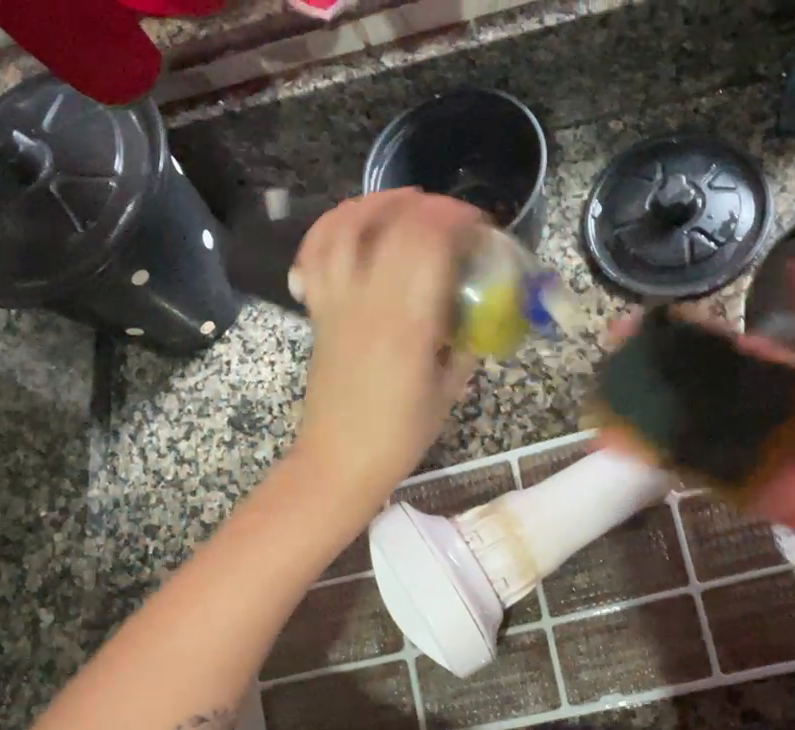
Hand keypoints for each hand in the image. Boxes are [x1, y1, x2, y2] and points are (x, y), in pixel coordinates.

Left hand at [290, 189, 483, 505]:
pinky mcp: (317, 311)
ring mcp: (336, 302)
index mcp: (408, 322)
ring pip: (345, 227)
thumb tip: (475, 314)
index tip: (479, 226)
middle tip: (453, 218)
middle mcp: (368, 300)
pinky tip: (353, 224)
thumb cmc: (400, 435)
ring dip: (377, 203)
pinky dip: (332, 228)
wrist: (340, 460)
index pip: (430, 241)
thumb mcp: (448, 391)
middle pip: (393, 223)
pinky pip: (315, 255)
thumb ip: (464, 345)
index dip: (457, 219)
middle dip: (429, 207)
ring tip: (404, 203)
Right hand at [603, 258, 794, 546]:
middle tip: (611, 346)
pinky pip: (676, 458)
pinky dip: (644, 451)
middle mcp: (736, 401)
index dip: (678, 327)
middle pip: (682, 375)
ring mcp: (722, 439)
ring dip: (636, 403)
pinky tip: (613, 440)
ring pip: (673, 415)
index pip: (713, 341)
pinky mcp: (716, 473)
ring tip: (601, 391)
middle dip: (645, 360)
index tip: (644, 316)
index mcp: (764, 370)